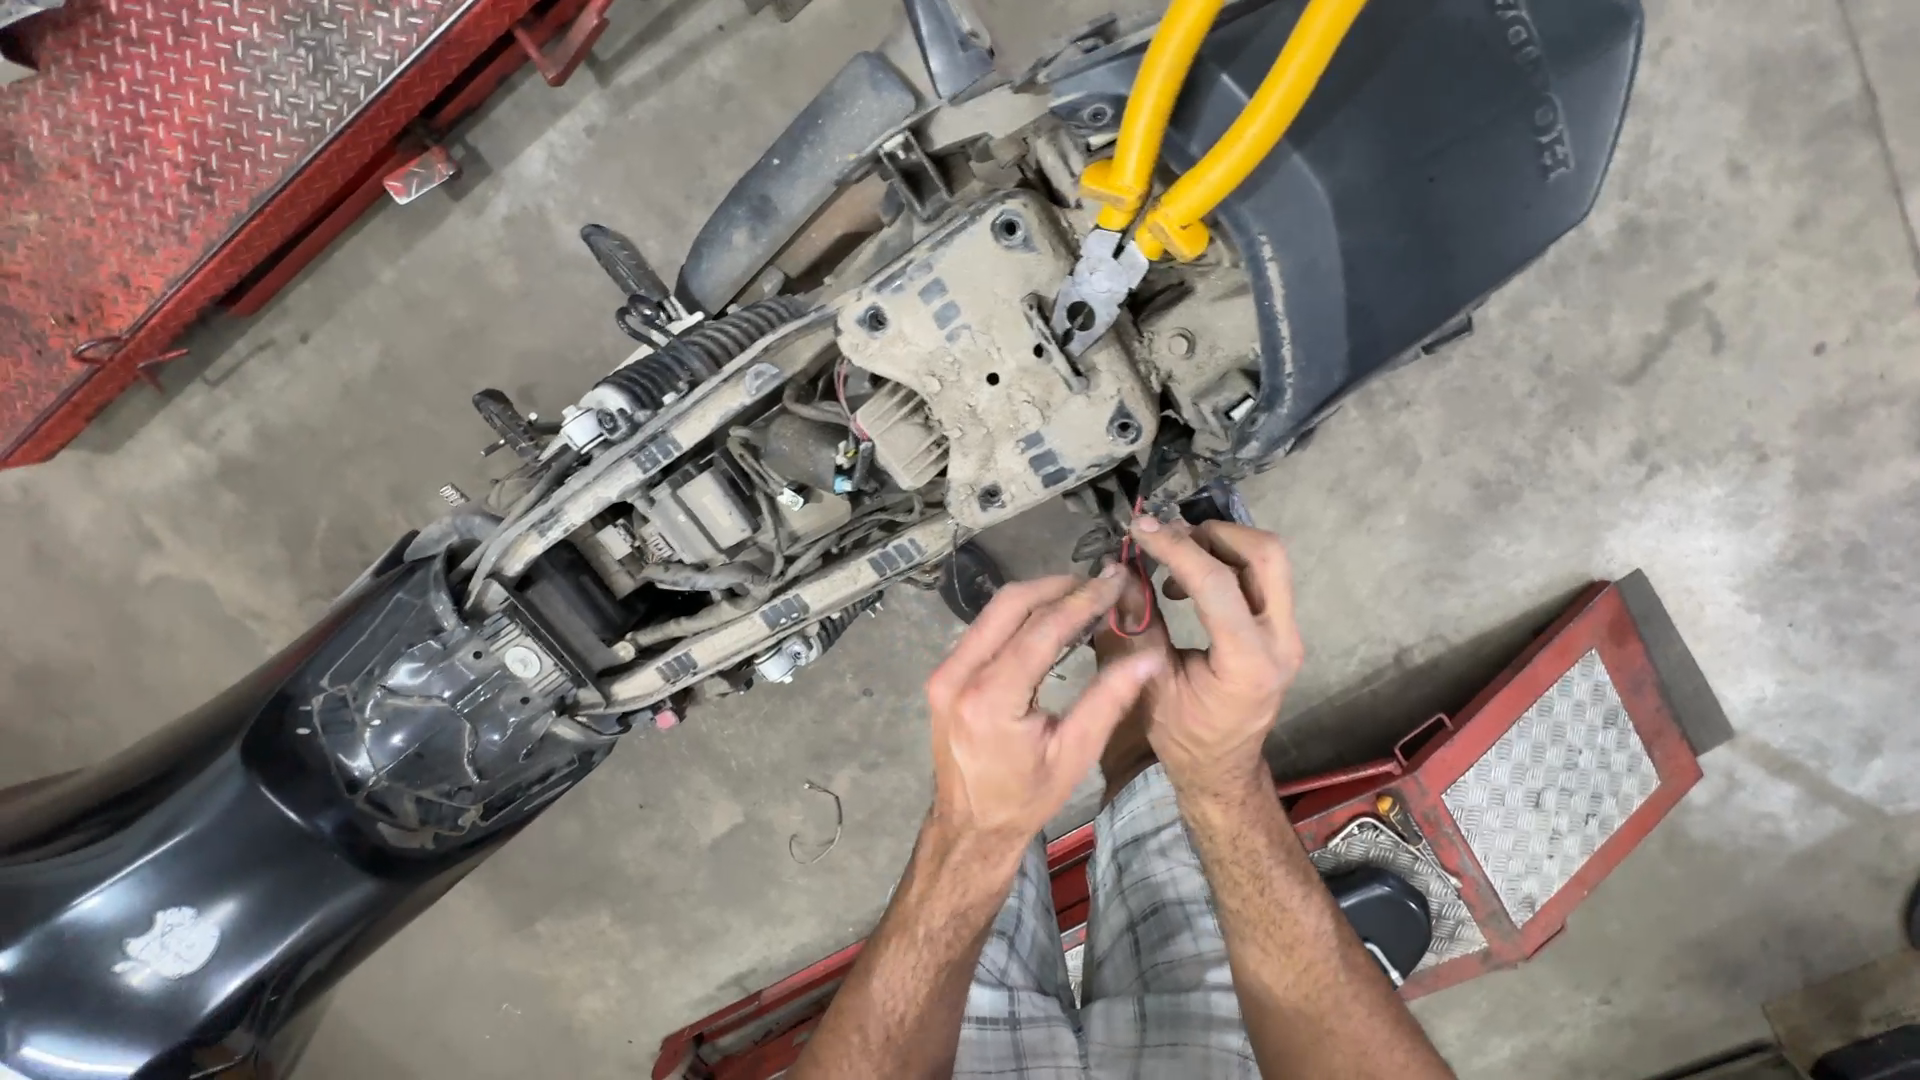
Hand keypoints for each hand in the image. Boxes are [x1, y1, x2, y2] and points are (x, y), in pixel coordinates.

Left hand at [924, 567, 1166, 856]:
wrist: (969, 826)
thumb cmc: (1026, 798)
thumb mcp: (1075, 754)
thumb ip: (1109, 700)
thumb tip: (1150, 656)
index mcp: (991, 699)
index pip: (1041, 629)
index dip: (1082, 600)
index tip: (1114, 580)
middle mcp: (958, 675)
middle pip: (1010, 604)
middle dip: (1058, 586)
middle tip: (1099, 585)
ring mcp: (943, 671)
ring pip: (993, 611)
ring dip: (1038, 597)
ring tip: (1081, 598)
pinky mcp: (942, 673)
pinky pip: (983, 628)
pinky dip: (1017, 616)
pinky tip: (1049, 620)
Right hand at [1102, 517, 1303, 801]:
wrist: (1222, 768)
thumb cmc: (1183, 737)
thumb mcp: (1150, 686)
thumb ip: (1138, 627)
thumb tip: (1120, 572)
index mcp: (1247, 663)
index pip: (1217, 584)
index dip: (1175, 548)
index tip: (1139, 529)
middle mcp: (1281, 641)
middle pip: (1265, 556)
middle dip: (1213, 534)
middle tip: (1167, 539)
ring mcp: (1287, 633)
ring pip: (1268, 560)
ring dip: (1220, 544)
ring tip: (1172, 558)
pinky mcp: (1280, 628)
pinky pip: (1261, 576)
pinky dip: (1224, 561)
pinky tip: (1185, 581)